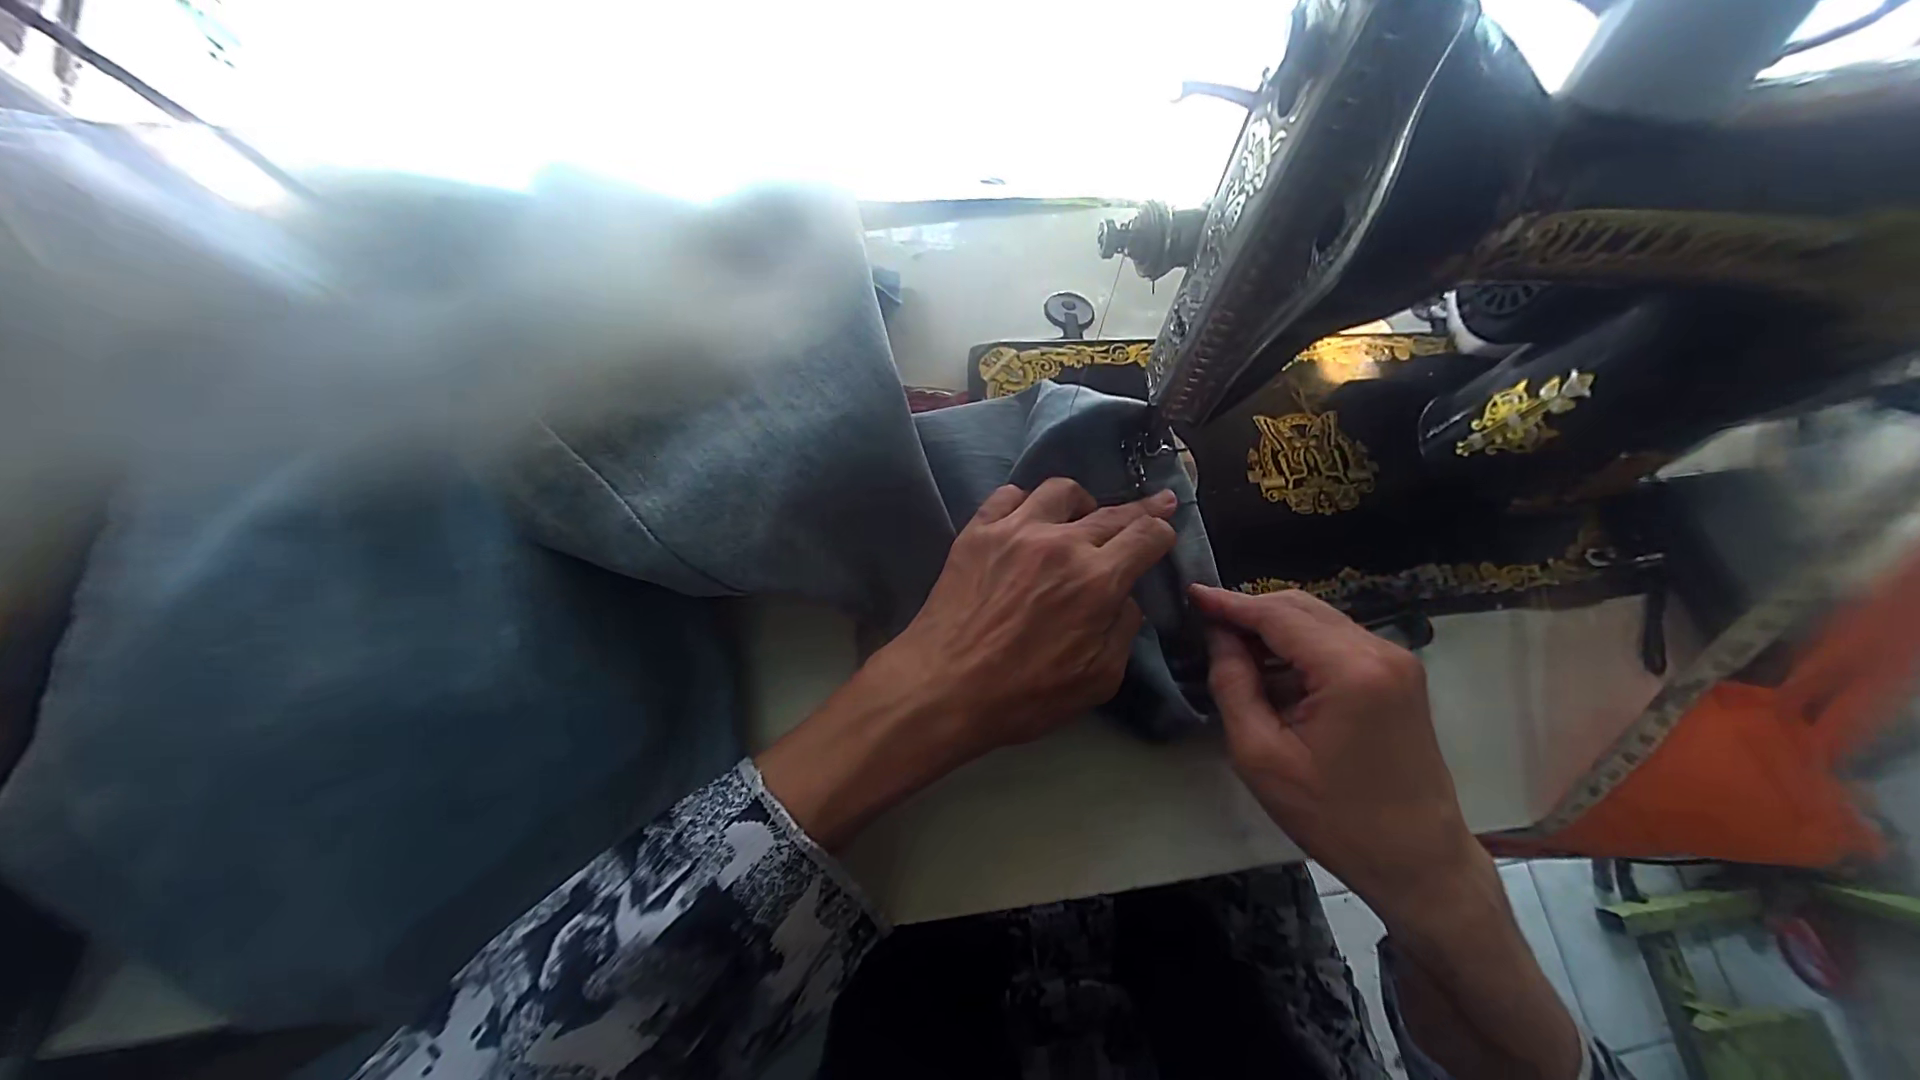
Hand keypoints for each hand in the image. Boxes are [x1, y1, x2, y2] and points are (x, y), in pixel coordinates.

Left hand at [758, 479, 1177, 848]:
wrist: (943, 686)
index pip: (1146, 535)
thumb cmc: (1023, 695)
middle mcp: (1060, 542)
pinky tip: (1027, 519)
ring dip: (1081, 502)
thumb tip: (1125, 598)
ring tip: (1080, 517)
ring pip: (1060, 490)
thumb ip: (1122, 630)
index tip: (1165, 531)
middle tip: (1154, 505)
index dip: (1163, 531)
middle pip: (1112, 511)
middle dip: (1141, 509)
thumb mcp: (1098, 679)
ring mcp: (1014, 530)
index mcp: (1097, 579)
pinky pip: (1008, 495)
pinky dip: (1026, 502)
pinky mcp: (977, 532)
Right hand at [1193, 585, 1584, 1078]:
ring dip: (1273, 626)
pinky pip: (1336, 640)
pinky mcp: (1398, 676)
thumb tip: (1218, 634)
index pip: (1276, 615)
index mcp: (1350, 670)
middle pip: (1300, 607)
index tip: (1190, 593)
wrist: (1418, 861)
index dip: (1228, 602)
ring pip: (1319, 619)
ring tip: (1230, 644)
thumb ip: (1233, 683)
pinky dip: (1298, 644)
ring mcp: (1396, 662)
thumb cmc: (1332, 816)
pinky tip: (1270, 665)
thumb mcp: (1261, 754)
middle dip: (1250, 609)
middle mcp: (1380, 651)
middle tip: (1205, 621)